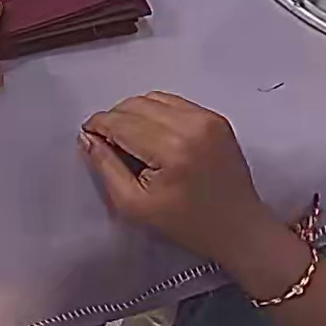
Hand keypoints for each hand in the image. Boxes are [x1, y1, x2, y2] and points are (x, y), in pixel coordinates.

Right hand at [79, 93, 288, 266]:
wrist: (238, 227)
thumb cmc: (184, 223)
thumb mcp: (134, 205)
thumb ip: (106, 167)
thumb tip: (87, 137)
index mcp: (171, 149)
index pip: (121, 122)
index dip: (98, 126)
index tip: (88, 136)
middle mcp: (191, 125)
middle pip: (134, 105)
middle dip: (114, 119)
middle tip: (108, 143)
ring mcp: (207, 117)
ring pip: (152, 98)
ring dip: (134, 114)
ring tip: (131, 139)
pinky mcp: (215, 118)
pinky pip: (173, 102)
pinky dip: (156, 113)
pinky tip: (154, 135)